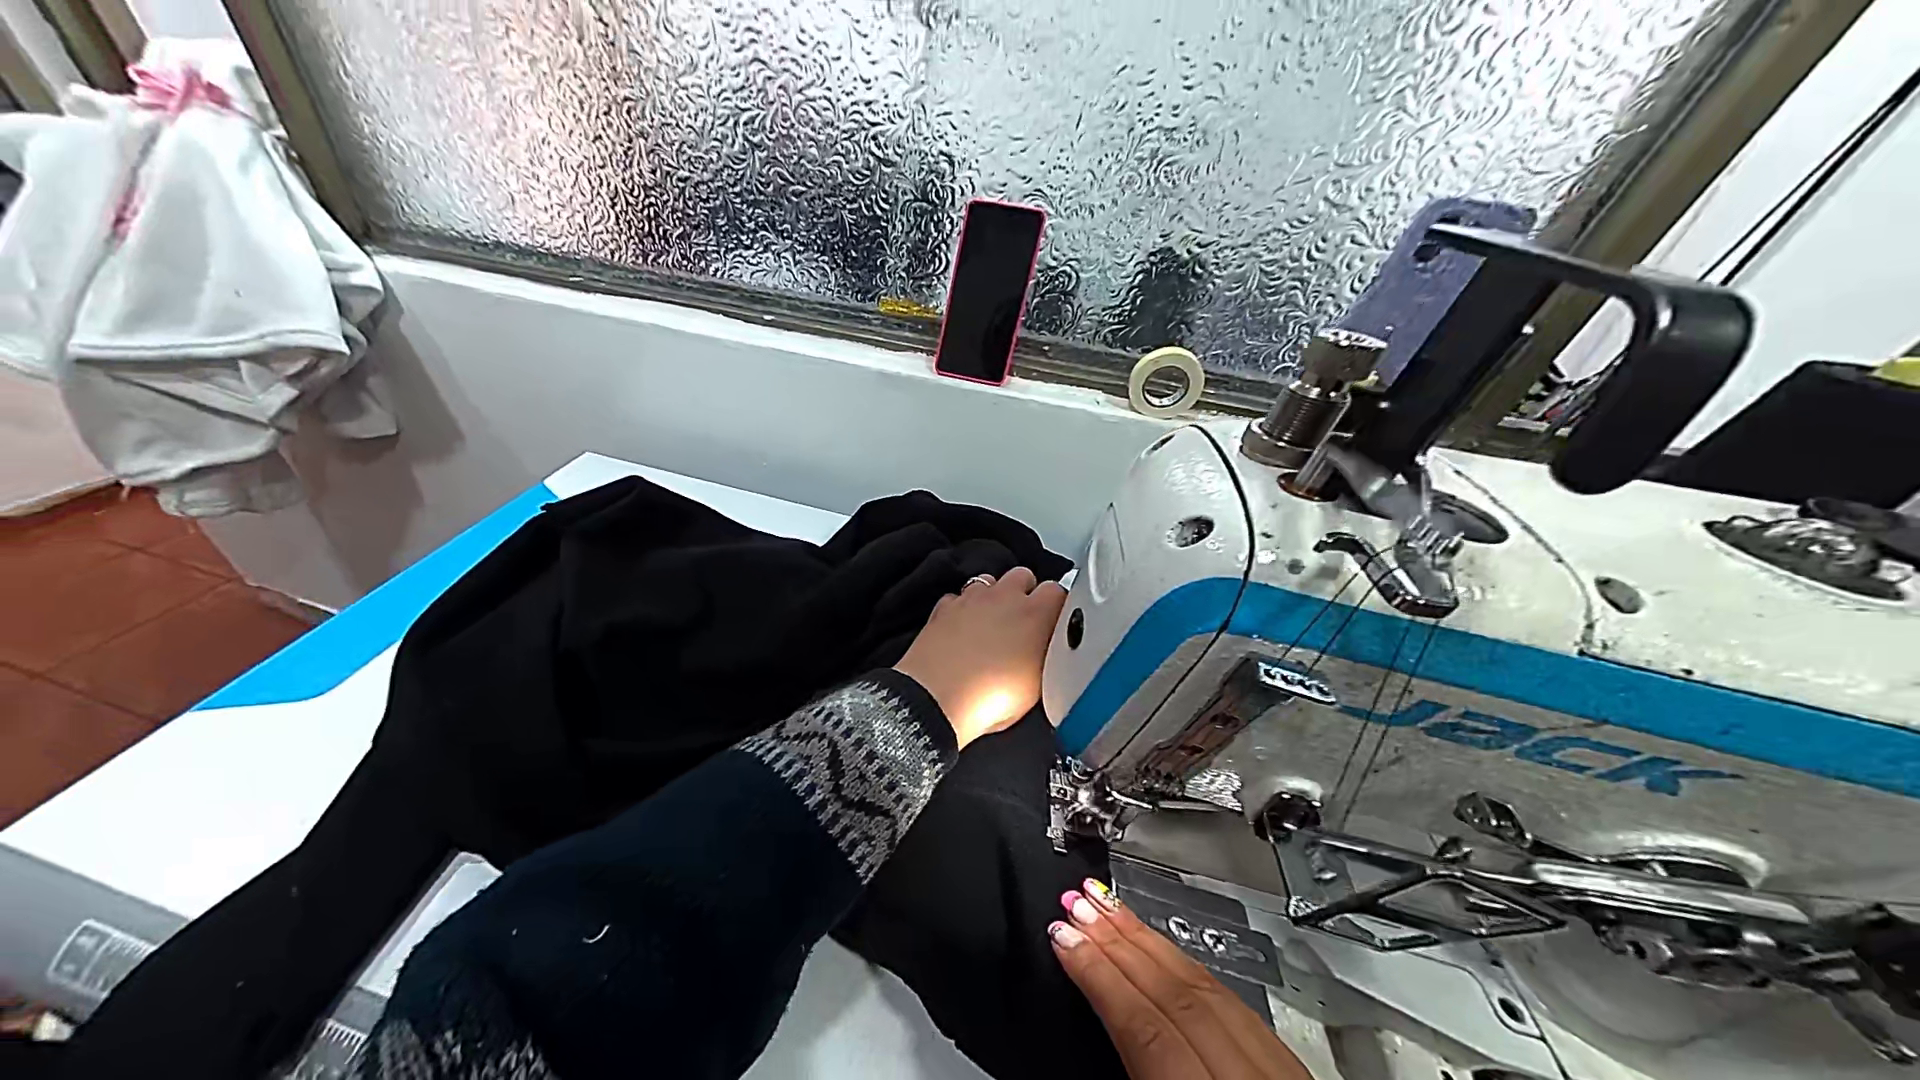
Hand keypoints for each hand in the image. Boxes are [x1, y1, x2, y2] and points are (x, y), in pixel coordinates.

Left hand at [893, 567, 1067, 749]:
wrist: (938, 699)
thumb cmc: (990, 696)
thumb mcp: (1039, 687)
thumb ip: (1050, 657)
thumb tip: (1052, 653)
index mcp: (1036, 613)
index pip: (1058, 591)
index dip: (1057, 606)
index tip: (1055, 622)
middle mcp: (1005, 597)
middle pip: (1023, 576)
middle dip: (1025, 593)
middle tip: (1024, 622)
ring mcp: (971, 599)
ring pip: (989, 582)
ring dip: (994, 598)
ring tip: (993, 626)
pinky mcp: (944, 608)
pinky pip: (959, 598)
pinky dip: (963, 609)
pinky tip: (963, 631)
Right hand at [1051, 880, 1311, 1079]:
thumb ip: (1125, 1074)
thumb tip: (1088, 1015)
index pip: (1151, 1033)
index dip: (1101, 977)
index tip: (1063, 935)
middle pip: (1182, 999)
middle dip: (1121, 943)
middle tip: (1078, 901)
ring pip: (1213, 991)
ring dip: (1152, 944)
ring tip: (1110, 907)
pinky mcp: (1299, 1076)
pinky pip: (1239, 1006)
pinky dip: (1191, 970)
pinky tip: (1164, 950)